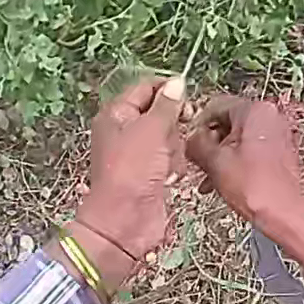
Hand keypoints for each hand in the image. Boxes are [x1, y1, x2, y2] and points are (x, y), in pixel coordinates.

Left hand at [75, 73, 186, 260]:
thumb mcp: (151, 130)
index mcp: (117, 114)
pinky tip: (168, 179)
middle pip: (163, 113)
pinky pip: (172, 159)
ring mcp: (140, 154)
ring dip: (175, 150)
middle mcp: (126, 131)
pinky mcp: (152, 173)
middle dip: (172, 127)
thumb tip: (177, 83)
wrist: (125, 220)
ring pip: (171, 138)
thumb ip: (166, 105)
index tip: (186, 99)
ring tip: (165, 166)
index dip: (167, 90)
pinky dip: (174, 168)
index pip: (145, 88)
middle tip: (169, 141)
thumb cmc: (132, 171)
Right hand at [187, 96, 303, 269]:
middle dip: (209, 145)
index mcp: (255, 110)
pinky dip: (235, 162)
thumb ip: (196, 143)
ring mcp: (278, 133)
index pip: (214, 106)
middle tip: (197, 165)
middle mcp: (270, 116)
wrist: (284, 214)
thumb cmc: (253, 186)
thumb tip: (189, 137)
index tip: (188, 145)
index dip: (197, 126)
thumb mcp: (214, 162)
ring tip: (208, 179)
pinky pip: (251, 149)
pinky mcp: (281, 151)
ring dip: (220, 156)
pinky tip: (223, 181)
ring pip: (237, 139)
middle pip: (227, 122)